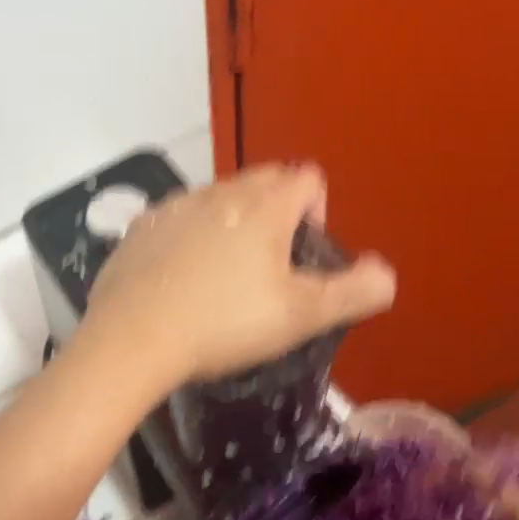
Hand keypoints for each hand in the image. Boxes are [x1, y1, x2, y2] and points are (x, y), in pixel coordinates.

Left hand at [78, 164, 396, 383]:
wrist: (131, 340)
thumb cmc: (222, 325)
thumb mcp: (299, 317)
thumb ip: (351, 293)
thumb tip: (386, 276)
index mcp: (265, 205)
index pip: (309, 179)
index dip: (317, 214)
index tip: (302, 262)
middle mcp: (219, 192)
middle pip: (262, 183)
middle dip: (274, 217)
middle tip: (266, 274)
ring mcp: (172, 209)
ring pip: (214, 203)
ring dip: (227, 229)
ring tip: (219, 284)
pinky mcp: (137, 233)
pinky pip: (172, 226)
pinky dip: (183, 245)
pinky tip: (177, 287)